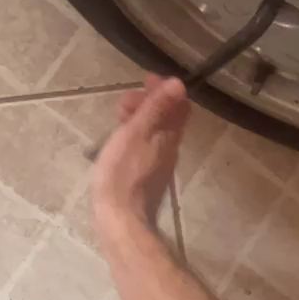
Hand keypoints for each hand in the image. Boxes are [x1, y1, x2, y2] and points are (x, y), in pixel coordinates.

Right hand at [92, 75, 190, 234]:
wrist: (121, 219)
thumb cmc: (122, 174)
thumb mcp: (135, 134)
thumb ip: (155, 109)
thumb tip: (179, 83)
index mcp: (169, 136)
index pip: (178, 105)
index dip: (164, 89)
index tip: (144, 80)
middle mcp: (170, 149)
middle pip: (168, 119)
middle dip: (149, 103)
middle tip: (124, 102)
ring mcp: (160, 166)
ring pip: (157, 134)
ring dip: (141, 120)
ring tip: (119, 118)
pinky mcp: (148, 179)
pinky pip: (148, 149)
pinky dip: (137, 137)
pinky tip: (121, 143)